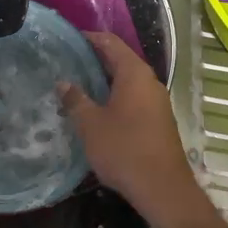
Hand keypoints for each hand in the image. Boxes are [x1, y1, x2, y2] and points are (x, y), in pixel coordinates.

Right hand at [58, 33, 204, 227]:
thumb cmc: (124, 150)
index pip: (110, 42)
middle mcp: (149, 81)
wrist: (163, 189)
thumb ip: (76, 100)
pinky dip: (114, 97)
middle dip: (94, 60)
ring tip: (76, 86)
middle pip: (119, 60)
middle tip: (65, 63)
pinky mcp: (157, 120)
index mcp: (134, 73)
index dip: (88, 38)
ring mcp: (156, 102)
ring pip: (126, 81)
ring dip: (103, 81)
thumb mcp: (91, 125)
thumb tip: (64, 83)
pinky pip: (132, 98)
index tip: (66, 39)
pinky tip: (96, 110)